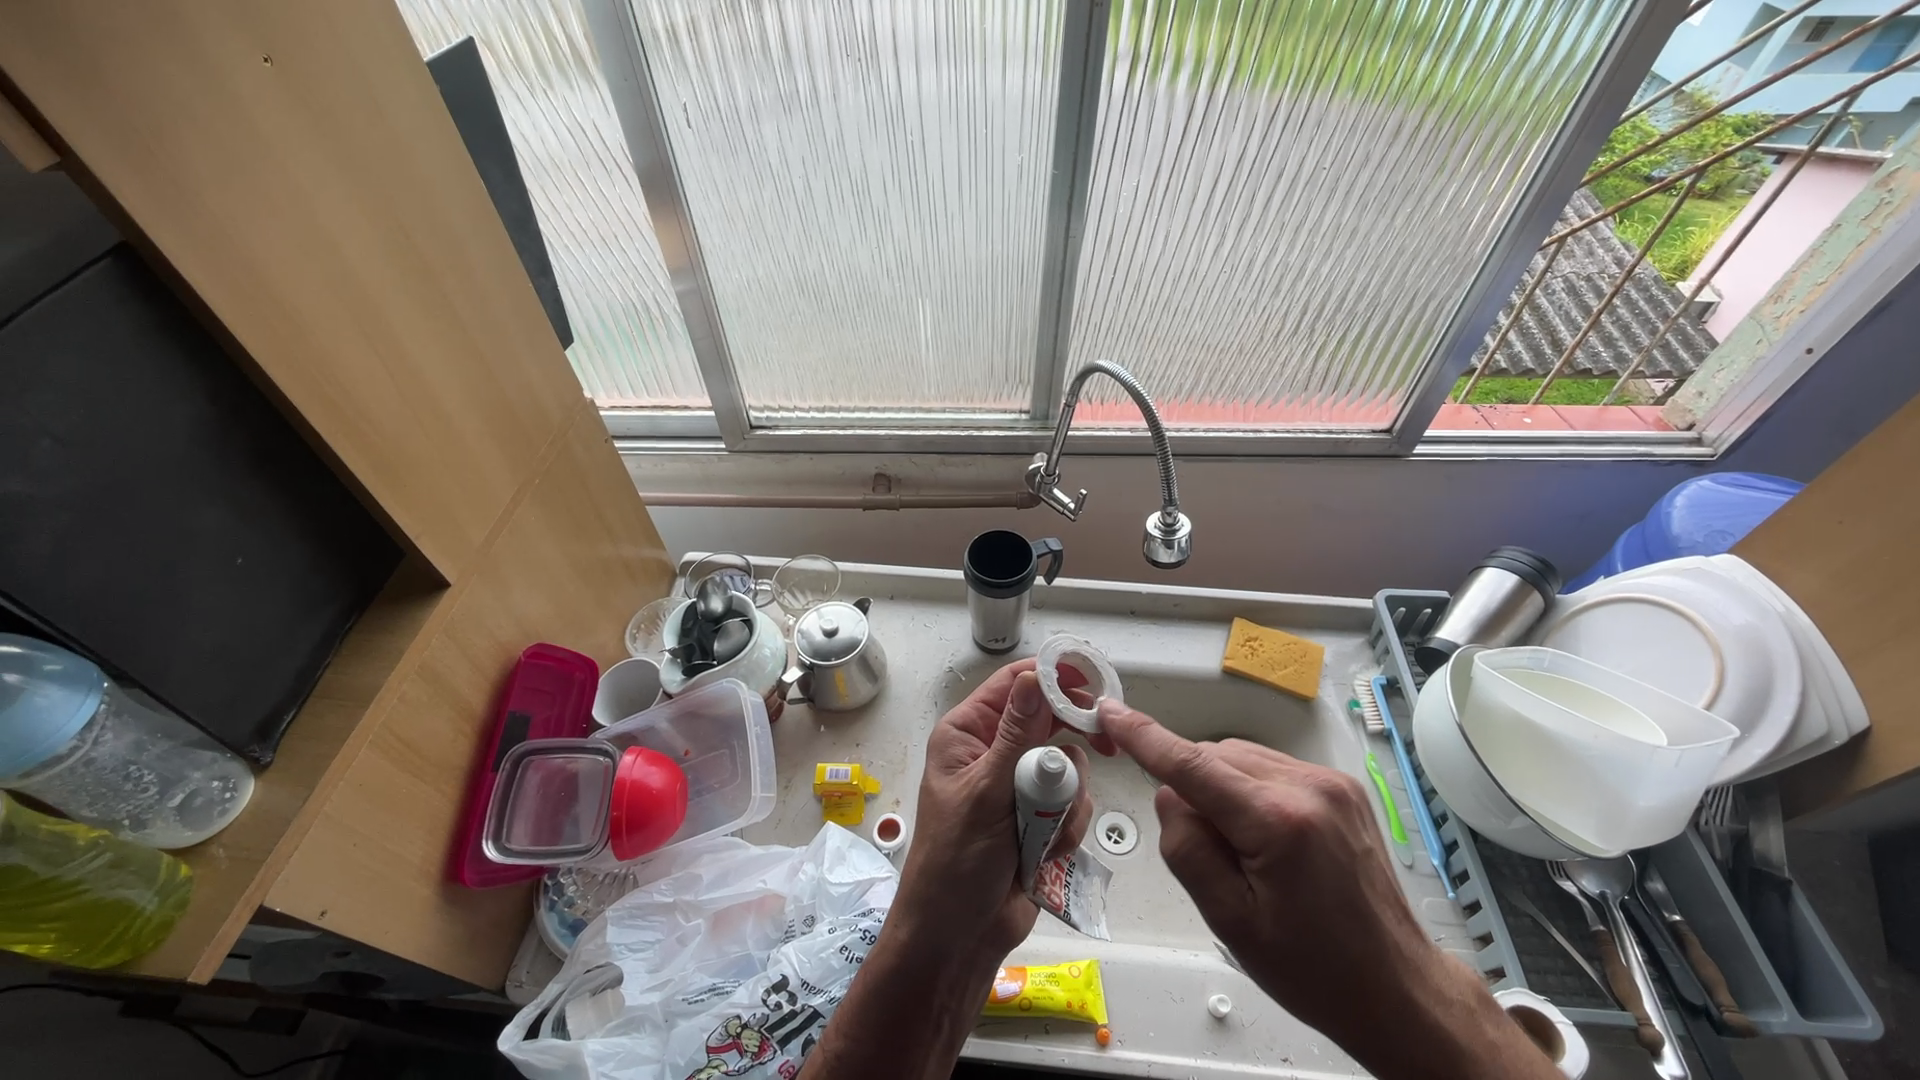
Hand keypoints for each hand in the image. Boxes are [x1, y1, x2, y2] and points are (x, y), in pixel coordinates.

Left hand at [800, 660, 1115, 1079]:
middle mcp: (994, 752)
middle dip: (1069, 746)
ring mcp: (1018, 786)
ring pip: (1069, 766)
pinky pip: (1073, 803)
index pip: (1014, 684)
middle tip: (1104, 745)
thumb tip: (1033, 677)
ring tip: (1042, 832)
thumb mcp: (987, 793)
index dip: (1053, 677)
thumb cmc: (957, 862)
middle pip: (1050, 722)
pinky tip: (1046, 853)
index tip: (1092, 683)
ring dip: (1065, 799)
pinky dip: (1067, 826)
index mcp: (968, 734)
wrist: (960, 936)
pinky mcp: (1039, 818)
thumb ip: (1016, 735)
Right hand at [1101, 701, 1559, 1079]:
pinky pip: (1269, 767)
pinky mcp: (1342, 787)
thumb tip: (1170, 795)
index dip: (1144, 736)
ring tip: (1245, 855)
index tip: (1110, 711)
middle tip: (1210, 857)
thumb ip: (1186, 847)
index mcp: (1279, 823)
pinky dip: (1250, 791)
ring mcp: (1331, 783)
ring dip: (1221, 790)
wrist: (1395, 986)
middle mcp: (1310, 787)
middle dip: (1193, 790)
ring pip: (1240, 758)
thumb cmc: (1313, 968)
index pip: (1192, 764)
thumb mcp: (1229, 920)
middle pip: (1215, 757)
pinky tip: (1266, 841)